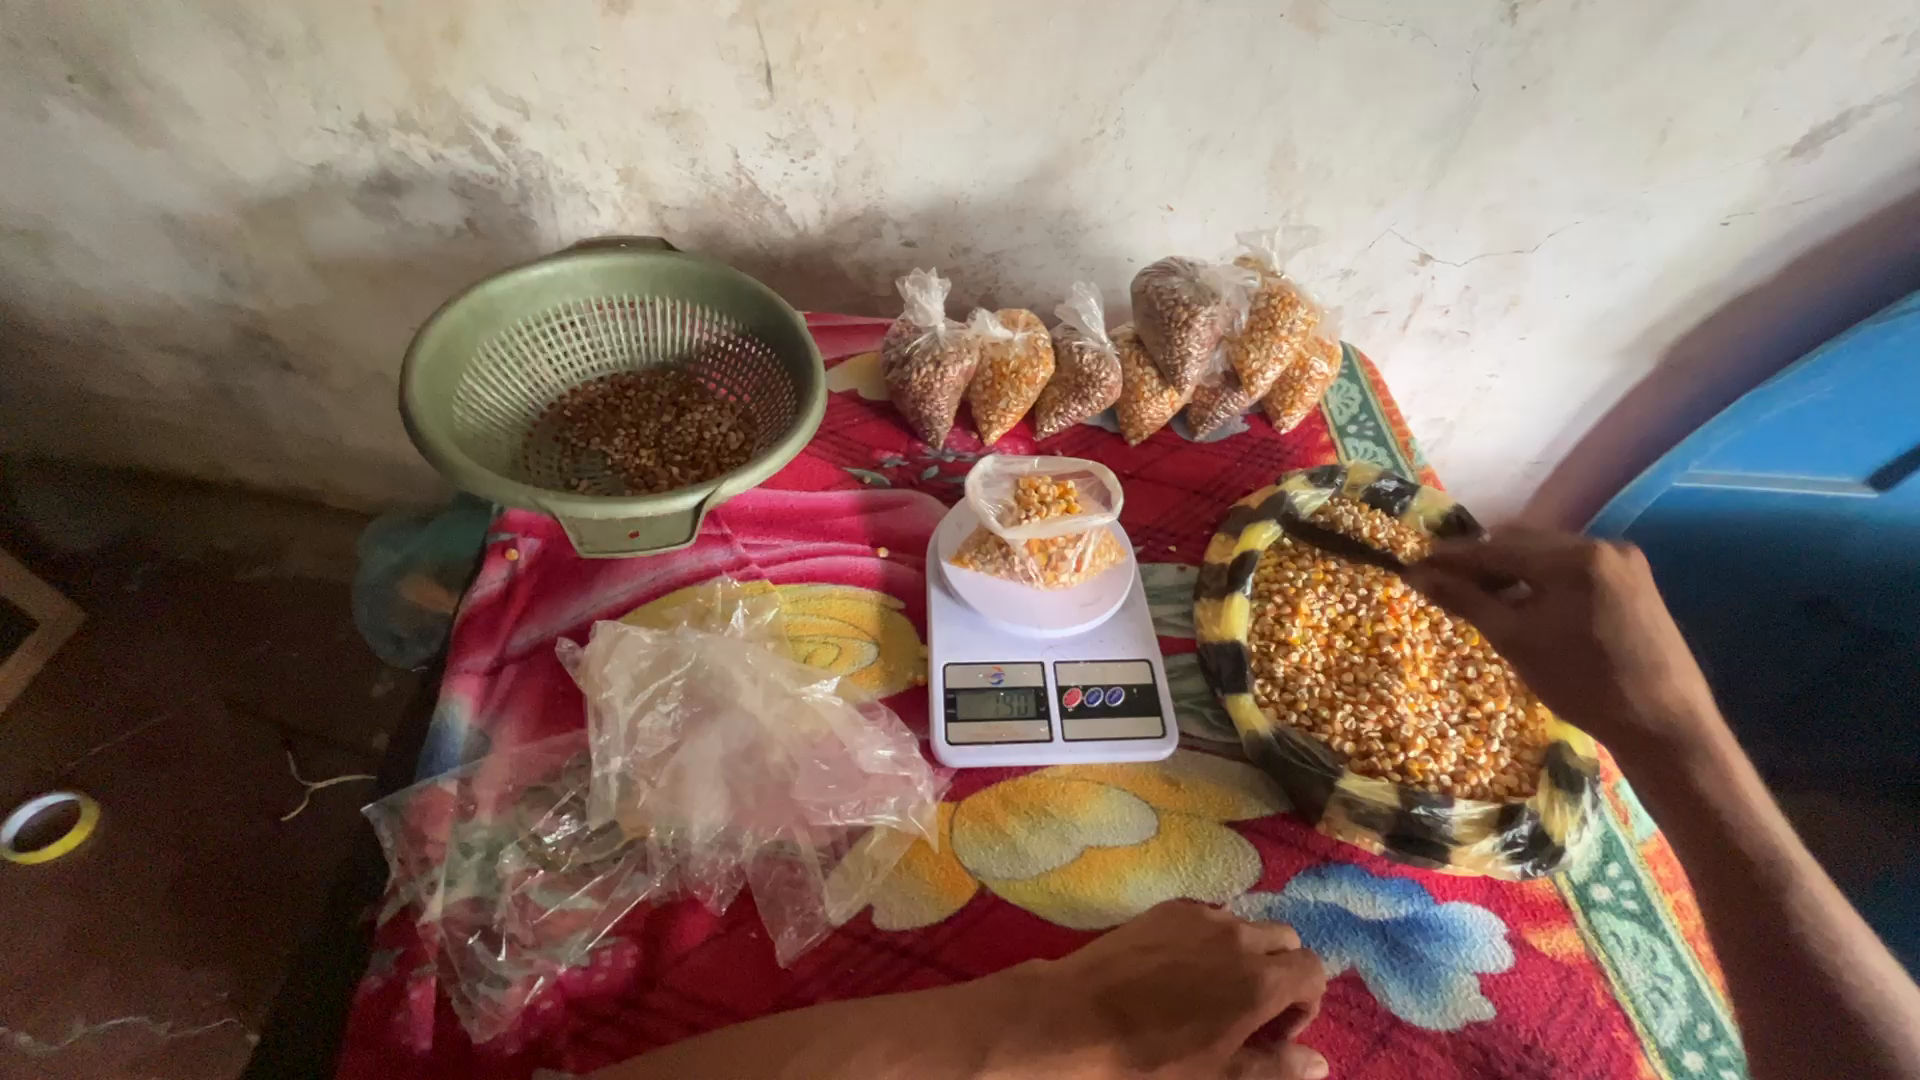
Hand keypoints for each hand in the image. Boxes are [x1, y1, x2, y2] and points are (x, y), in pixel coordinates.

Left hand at [1000, 901, 1327, 1078]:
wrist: (1084, 1013)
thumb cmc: (1156, 1055)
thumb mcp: (1223, 1074)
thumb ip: (1278, 1066)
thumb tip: (1319, 1062)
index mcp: (1258, 978)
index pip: (1313, 969)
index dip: (1305, 1002)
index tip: (1276, 1031)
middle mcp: (1236, 935)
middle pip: (1284, 939)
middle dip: (1281, 971)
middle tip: (1253, 1009)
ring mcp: (1199, 915)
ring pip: (1244, 924)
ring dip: (1246, 953)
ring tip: (1214, 990)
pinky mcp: (1167, 907)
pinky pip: (1207, 916)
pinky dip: (1211, 938)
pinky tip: (1182, 970)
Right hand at [1405, 528, 1723, 760]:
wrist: (1664, 724)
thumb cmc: (1581, 683)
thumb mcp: (1512, 639)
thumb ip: (1463, 599)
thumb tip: (1416, 574)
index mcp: (1573, 557)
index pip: (1493, 547)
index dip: (1449, 558)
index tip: (1413, 567)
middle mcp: (1600, 546)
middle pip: (1518, 541)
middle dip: (1477, 560)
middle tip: (1441, 584)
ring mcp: (1621, 561)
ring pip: (1542, 552)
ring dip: (1505, 569)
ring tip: (1476, 596)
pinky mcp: (1630, 580)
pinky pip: (1567, 565)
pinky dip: (1535, 578)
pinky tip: (1518, 602)